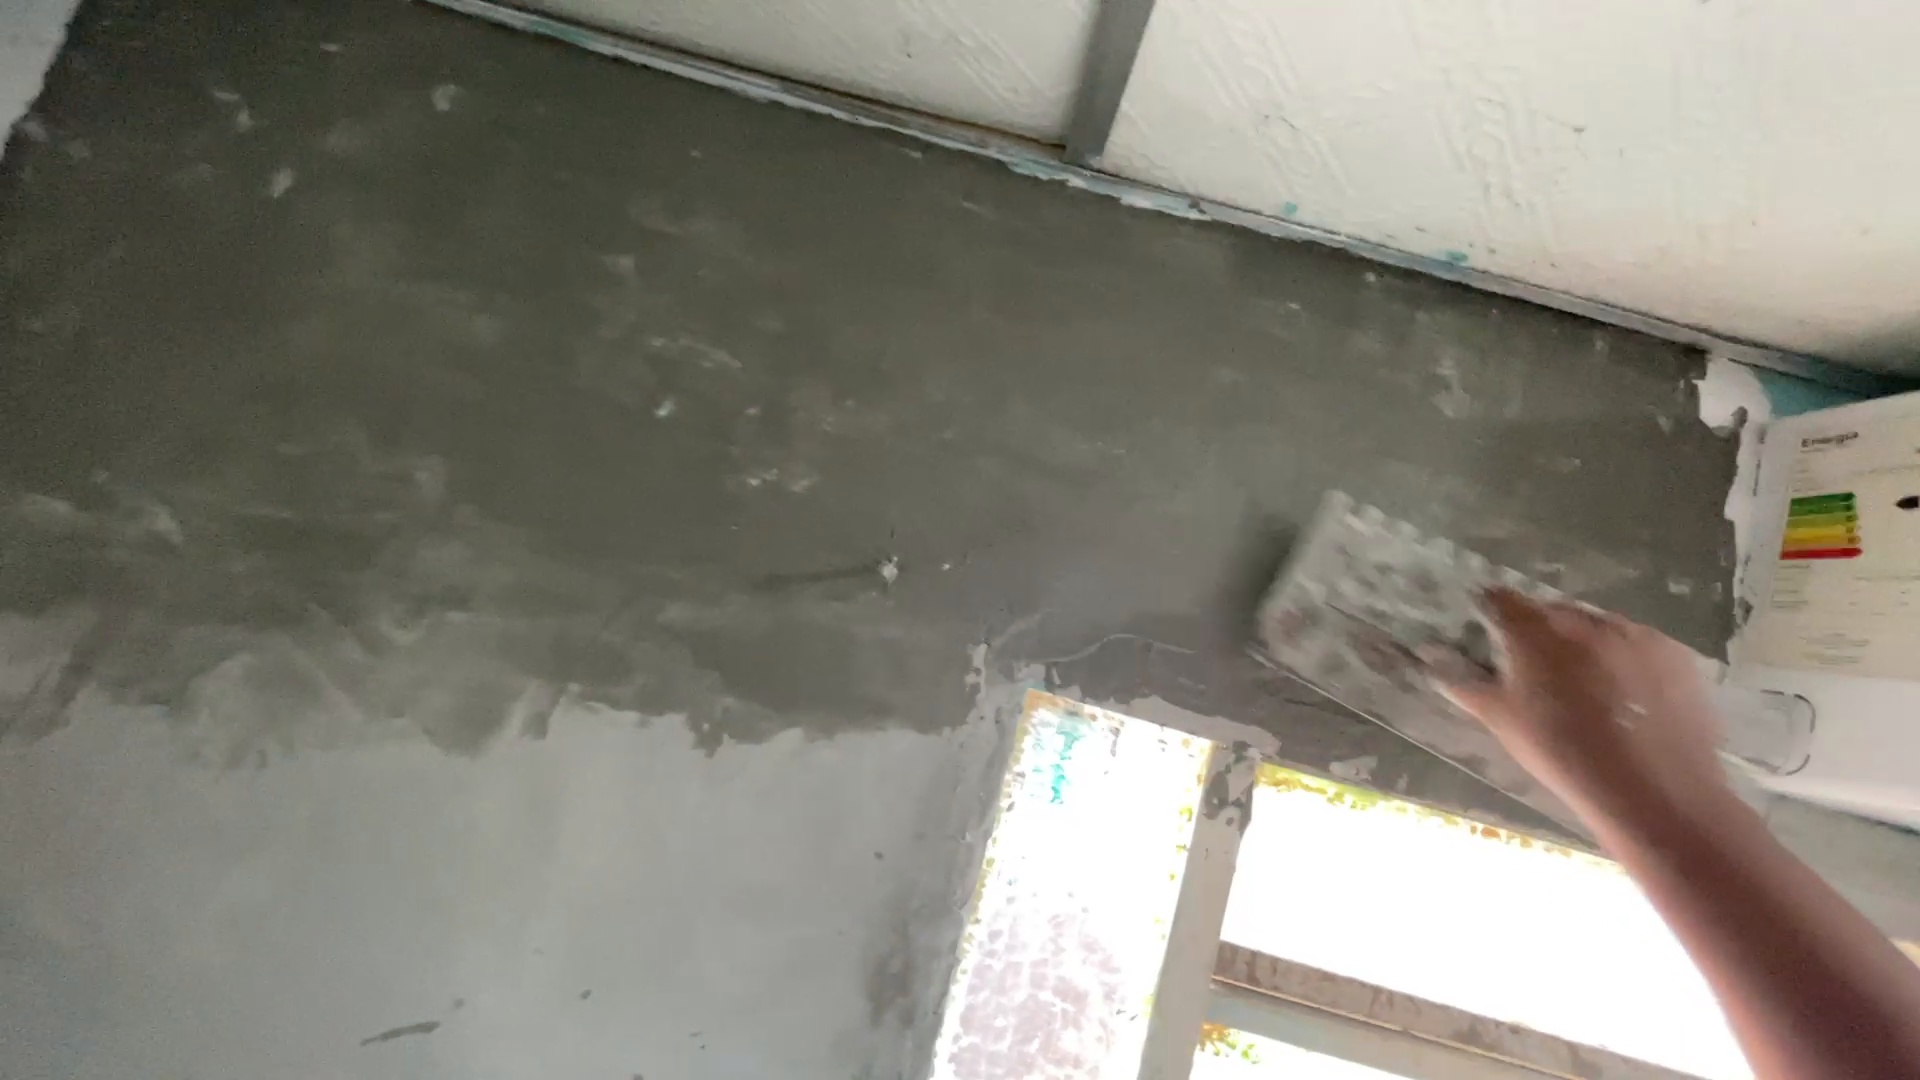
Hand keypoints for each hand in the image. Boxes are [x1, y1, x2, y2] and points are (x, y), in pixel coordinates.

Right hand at [1435, 588, 1730, 830]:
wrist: (1655, 793)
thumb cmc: (1562, 753)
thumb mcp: (1500, 719)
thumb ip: (1462, 682)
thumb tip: (1429, 657)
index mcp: (1536, 632)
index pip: (1500, 598)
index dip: (1488, 609)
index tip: (1484, 629)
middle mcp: (1585, 621)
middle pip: (1549, 610)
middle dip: (1536, 629)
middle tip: (1532, 664)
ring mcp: (1636, 635)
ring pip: (1594, 624)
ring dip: (1579, 640)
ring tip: (1580, 680)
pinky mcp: (1676, 655)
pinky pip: (1634, 642)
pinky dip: (1620, 655)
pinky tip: (1621, 690)